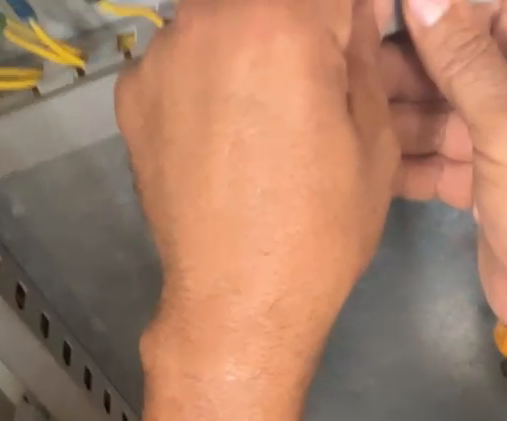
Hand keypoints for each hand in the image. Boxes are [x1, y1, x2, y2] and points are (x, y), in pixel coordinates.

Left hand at [117, 0, 399, 387]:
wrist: (239, 304)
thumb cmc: (321, 234)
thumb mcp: (374, 147)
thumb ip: (362, 57)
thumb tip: (350, 14)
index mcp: (284, 20)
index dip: (349, 12)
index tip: (350, 46)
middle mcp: (212, 13)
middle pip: (268, 2)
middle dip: (297, 28)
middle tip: (313, 85)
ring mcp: (163, 50)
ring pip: (221, 18)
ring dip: (249, 44)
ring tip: (265, 113)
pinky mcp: (133, 91)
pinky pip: (183, 57)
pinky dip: (208, 77)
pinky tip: (222, 136)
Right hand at [387, 0, 506, 351]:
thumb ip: (463, 56)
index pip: (503, 13)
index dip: (447, 14)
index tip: (387, 14)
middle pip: (470, 65)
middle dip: (417, 71)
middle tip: (358, 68)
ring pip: (452, 114)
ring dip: (406, 117)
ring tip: (355, 110)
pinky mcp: (490, 184)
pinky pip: (447, 158)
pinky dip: (414, 160)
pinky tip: (373, 155)